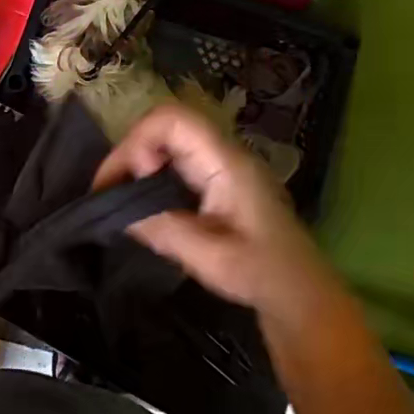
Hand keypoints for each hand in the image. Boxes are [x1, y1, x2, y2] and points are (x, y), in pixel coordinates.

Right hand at [94, 104, 335, 321]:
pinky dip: (151, 174)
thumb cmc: (261, 272)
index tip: (124, 182)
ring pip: (167, 141)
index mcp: (225, 163)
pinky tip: (141, 203)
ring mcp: (221, 165)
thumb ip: (162, 228)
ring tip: (119, 198)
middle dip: (131, 153)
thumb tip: (115, 213)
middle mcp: (222, 153)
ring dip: (138, 163)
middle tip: (113, 192)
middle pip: (165, 126)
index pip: (173, 120)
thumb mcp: (209, 257)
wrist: (300, 292)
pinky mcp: (217, 180)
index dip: (138, 141)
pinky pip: (176, 160)